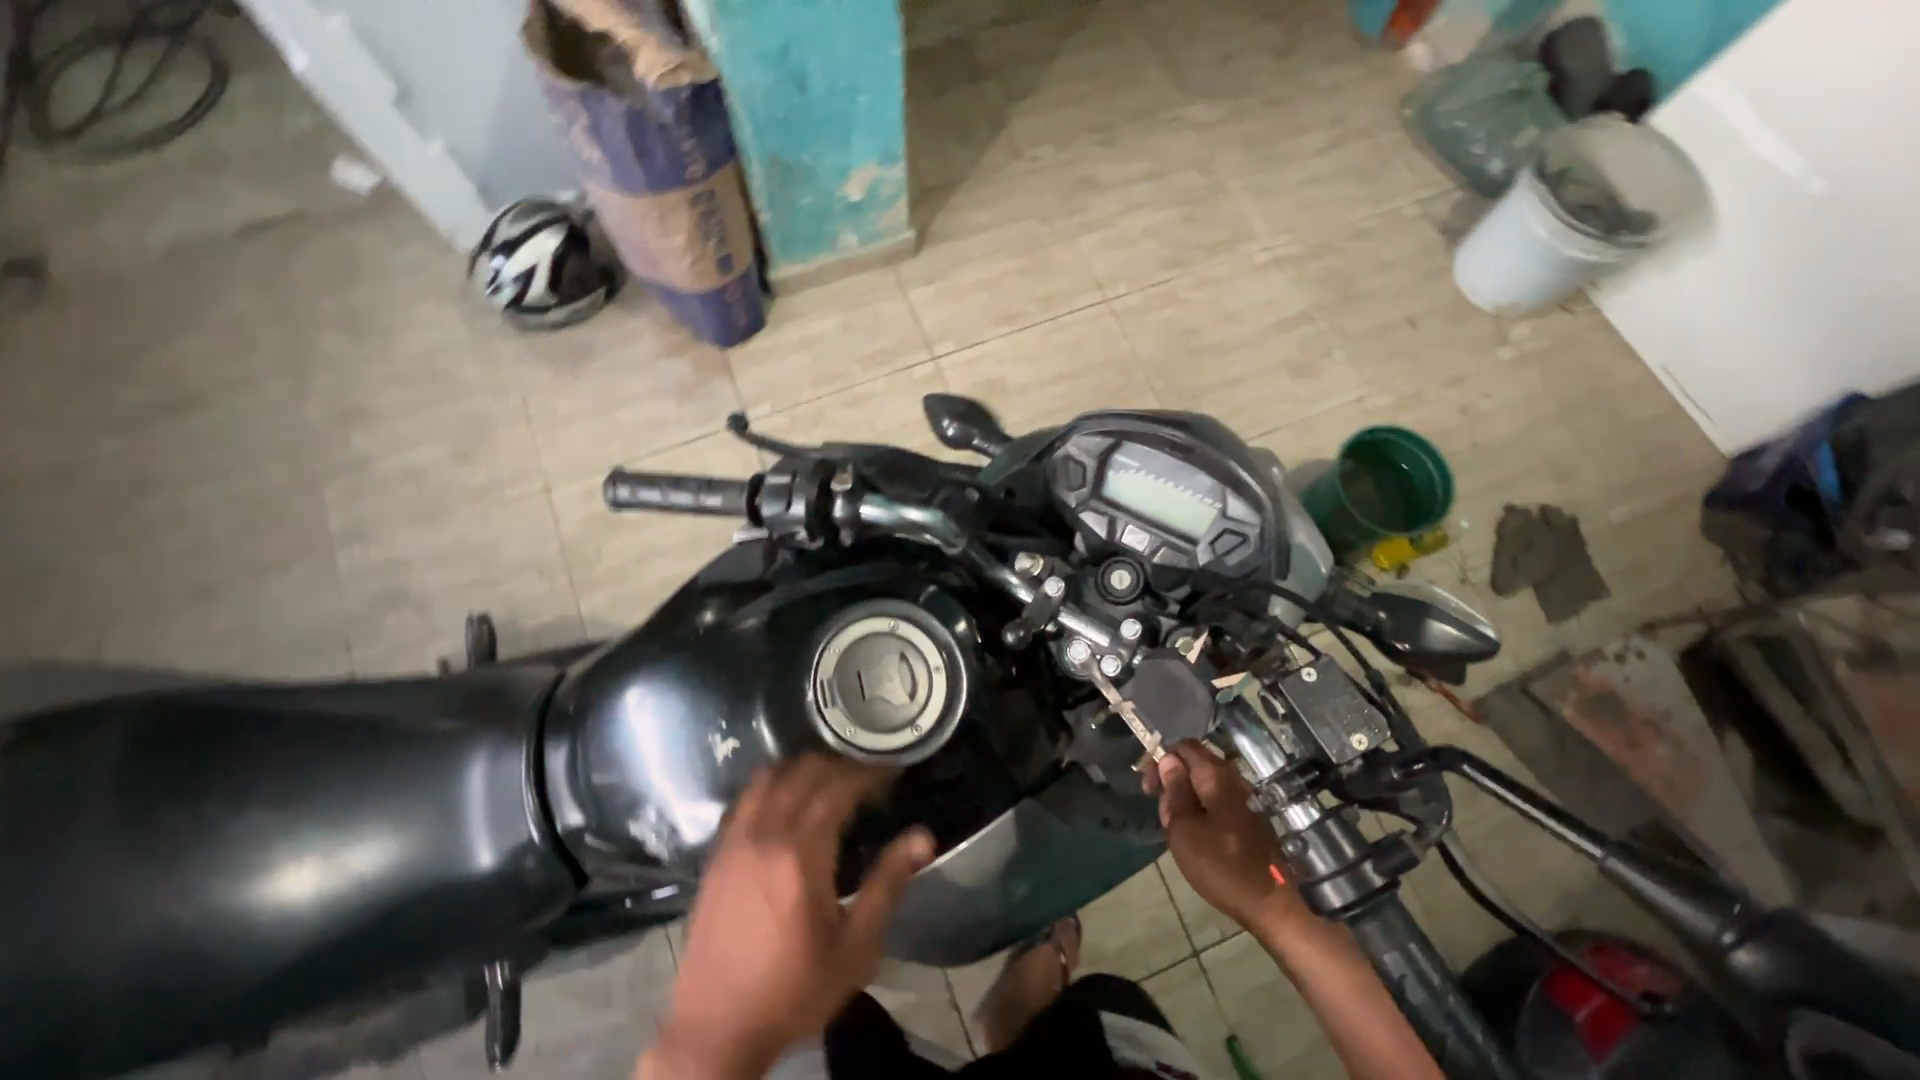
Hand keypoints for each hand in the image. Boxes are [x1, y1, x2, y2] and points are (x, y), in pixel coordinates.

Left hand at [648, 756, 935, 1077]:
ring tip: (829, 781)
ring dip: (801, 770)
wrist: (717, 1028)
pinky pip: (744, 801)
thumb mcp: (855, 947)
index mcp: (801, 854)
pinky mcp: (715, 857)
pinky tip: (786, 802)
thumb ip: (887, 884)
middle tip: (867, 776)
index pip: (838, 788)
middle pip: (802, 774)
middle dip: (838, 765)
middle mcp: (763, 835)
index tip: (891, 770)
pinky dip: (770, 787)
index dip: (867, 773)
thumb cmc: (795, 991)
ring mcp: (733, 843)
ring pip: (767, 779)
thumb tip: (923, 837)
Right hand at [1145, 741, 1300, 928]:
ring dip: (1185, 802)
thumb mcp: (1184, 829)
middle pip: (1195, 765)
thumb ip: (1175, 790)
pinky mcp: (1249, 819)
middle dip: (1172, 784)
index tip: (1147, 786)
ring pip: (1205, 787)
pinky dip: (1201, 813)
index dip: (1161, 759)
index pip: (1184, 746)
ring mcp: (1244, 800)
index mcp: (1216, 776)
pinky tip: (1196, 839)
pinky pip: (1217, 804)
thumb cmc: (1220, 865)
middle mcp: (1234, 780)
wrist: (1268, 904)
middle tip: (1164, 817)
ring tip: (1177, 833)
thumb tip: (1168, 759)